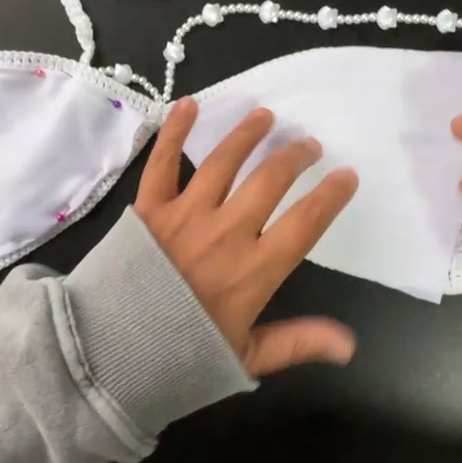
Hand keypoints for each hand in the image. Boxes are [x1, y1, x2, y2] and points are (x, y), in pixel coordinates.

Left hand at [135, 98, 360, 376]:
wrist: (111, 352)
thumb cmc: (183, 357)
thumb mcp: (247, 358)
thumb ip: (298, 342)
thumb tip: (349, 344)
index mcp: (255, 269)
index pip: (305, 222)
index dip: (331, 196)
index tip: (346, 175)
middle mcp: (226, 232)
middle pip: (269, 181)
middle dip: (294, 157)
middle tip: (307, 144)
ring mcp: (185, 215)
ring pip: (224, 162)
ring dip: (247, 135)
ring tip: (264, 116)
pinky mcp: (149, 208)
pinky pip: (163, 162)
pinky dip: (174, 131)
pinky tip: (189, 104)